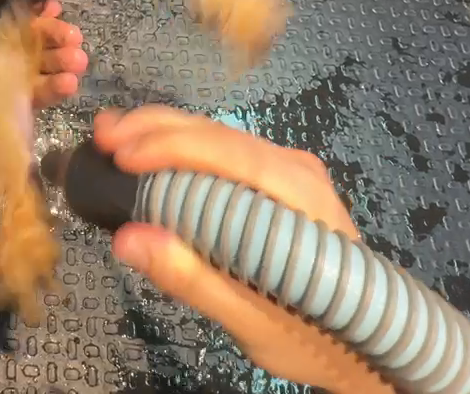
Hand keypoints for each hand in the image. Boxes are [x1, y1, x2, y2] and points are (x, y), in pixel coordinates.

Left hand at [0, 0, 87, 202]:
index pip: (9, 16)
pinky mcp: (20, 110)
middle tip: (73, 36)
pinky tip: (70, 82)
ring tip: (78, 59)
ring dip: (62, 59)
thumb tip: (3, 0)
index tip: (54, 5)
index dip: (33, 10)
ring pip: (41, 65)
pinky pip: (43, 93)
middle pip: (30, 39)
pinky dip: (58, 87)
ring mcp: (7, 84)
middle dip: (54, 34)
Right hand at [94, 107, 393, 393]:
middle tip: (102, 135)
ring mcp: (285, 163)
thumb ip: (194, 280)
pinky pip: (218, 146)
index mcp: (298, 197)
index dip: (171, 148)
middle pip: (215, 132)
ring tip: (110, 135)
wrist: (367, 340)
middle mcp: (293, 166)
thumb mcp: (254, 323)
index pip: (229, 154)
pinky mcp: (272, 170)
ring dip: (158, 130)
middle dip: (153, 129)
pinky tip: (144, 147)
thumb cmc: (314, 335)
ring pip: (213, 132)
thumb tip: (126, 240)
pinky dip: (176, 143)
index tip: (121, 157)